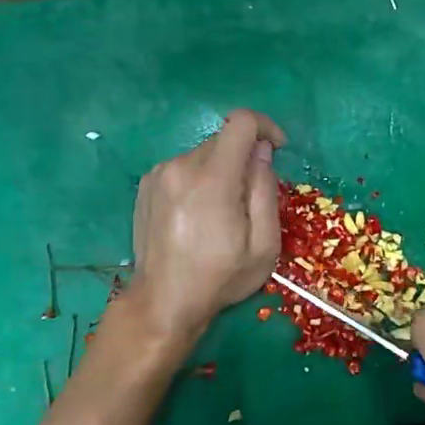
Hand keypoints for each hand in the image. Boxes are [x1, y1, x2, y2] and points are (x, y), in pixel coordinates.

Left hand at [129, 109, 286, 343]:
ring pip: (204, 153)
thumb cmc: (220, 278)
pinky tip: (197, 213)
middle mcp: (181, 167)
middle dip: (244, 158)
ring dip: (221, 170)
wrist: (163, 303)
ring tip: (221, 212)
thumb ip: (266, 190)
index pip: (241, 122)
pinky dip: (199, 179)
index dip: (265, 126)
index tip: (277, 149)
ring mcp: (159, 174)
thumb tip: (261, 152)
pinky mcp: (147, 184)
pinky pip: (184, 166)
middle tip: (249, 199)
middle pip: (224, 139)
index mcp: (212, 180)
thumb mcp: (263, 244)